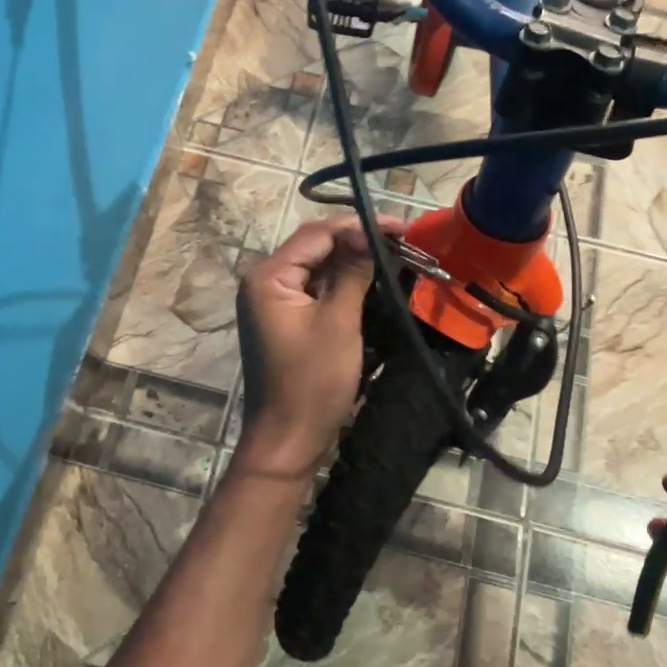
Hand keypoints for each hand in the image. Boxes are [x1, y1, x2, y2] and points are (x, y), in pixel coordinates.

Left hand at [233, 212, 404, 478]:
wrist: (287, 441)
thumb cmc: (312, 383)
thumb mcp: (338, 323)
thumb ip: (352, 272)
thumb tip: (368, 233)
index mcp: (268, 276)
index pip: (317, 233)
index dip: (359, 225)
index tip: (400, 228)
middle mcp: (264, 280)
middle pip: (315, 246)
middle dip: (357, 238)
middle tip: (402, 239)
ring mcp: (272, 300)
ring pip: (317, 265)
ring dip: (352, 257)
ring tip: (394, 252)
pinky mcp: (284, 318)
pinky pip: (315, 287)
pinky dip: (342, 280)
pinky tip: (371, 276)